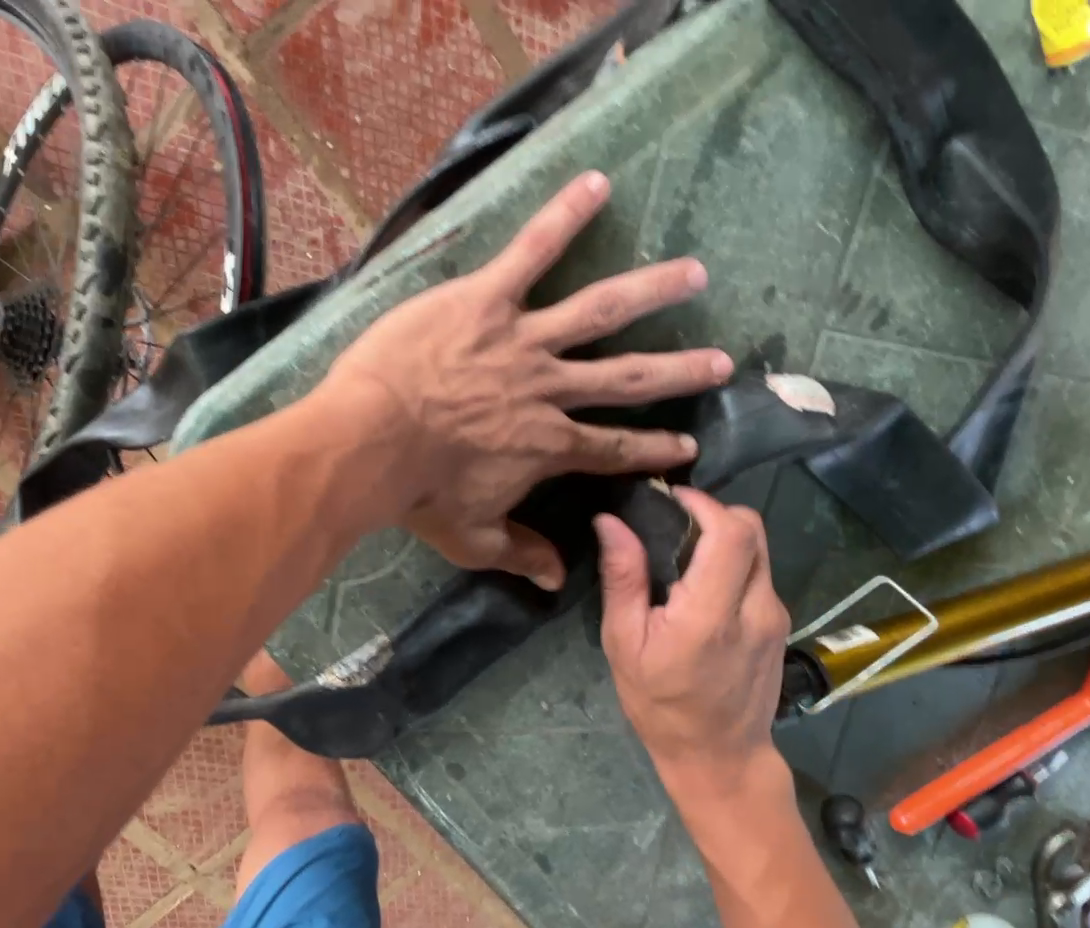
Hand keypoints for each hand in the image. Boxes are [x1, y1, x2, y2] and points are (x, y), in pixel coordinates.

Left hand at [316, 171, 731, 589]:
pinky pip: (531, 252)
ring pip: (600, 311)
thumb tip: (558, 583)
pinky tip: (596, 183)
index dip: (653, 450)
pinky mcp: (487, 300)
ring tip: (694, 274)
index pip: (614, 449)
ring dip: (651, 291)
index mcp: (548, 446)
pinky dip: (564, 216)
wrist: (368, 443)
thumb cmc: (417, 494)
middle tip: (721, 362)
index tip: (688, 446)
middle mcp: (551, 390)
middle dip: (678, 373)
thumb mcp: (470, 538)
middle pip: (628, 379)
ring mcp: (523, 340)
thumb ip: (519, 555)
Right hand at [595, 488, 790, 789]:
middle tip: (674, 524)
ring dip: (725, 537)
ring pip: (761, 549)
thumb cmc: (661, 705)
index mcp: (711, 614)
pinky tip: (702, 586)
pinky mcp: (780, 624)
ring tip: (683, 555)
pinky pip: (760, 573)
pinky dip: (734, 562)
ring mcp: (776, 615)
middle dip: (715, 514)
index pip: (732, 533)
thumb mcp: (624, 644)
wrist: (720, 757)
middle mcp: (756, 607)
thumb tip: (611, 522)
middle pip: (754, 529)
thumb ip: (623, 579)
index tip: (670, 500)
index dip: (704, 504)